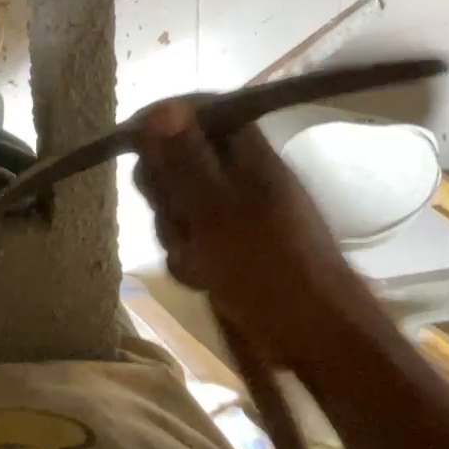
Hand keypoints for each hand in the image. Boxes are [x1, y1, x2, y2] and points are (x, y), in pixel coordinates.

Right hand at [133, 100, 381, 369]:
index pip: (194, 112)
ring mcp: (236, 210)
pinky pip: (189, 236)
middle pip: (175, 159)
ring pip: (177, 202)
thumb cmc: (269, 268)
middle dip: (164, 192)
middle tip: (177, 216)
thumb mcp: (217, 211)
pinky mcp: (231, 243)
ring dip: (175, 231)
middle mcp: (240, 173)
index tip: (131, 146)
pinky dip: (189, 256)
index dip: (159, 124)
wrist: (317, 340)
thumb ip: (185, 160)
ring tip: (198, 258)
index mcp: (247, 152)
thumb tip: (160, 108)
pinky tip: (203, 277)